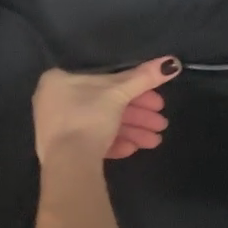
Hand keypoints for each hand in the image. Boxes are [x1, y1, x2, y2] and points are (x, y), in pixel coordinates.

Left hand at [30, 57, 181, 165]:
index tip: (157, 102)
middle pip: (106, 104)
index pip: (105, 79)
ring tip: (154, 141)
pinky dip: (114, 142)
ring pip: (102, 125)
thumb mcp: (119, 93)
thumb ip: (145, 77)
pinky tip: (133, 149)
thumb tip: (172, 62)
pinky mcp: (62, 151)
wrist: (67, 165)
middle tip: (161, 124)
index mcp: (60, 79)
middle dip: (138, 115)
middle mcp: (54, 101)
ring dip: (132, 131)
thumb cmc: (88, 117)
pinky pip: (92, 141)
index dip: (136, 88)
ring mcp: (56, 128)